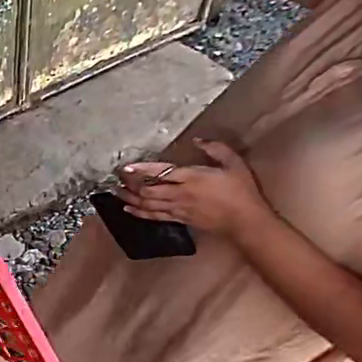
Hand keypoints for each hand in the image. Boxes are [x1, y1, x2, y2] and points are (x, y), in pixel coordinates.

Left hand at [116, 138, 272, 236]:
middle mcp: (180, 194)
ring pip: (148, 204)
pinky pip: (155, 216)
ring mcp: (178, 209)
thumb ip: (215, 149)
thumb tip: (197, 140)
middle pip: (148, 190)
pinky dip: (140, 213)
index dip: (142, 170)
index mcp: (192, 178)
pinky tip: (128, 210)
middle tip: (116, 179)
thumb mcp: (234, 163)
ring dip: (130, 199)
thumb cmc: (241, 191)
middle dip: (131, 185)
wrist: (245, 221)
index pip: (161, 172)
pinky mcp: (180, 220)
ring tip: (116, 193)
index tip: (126, 167)